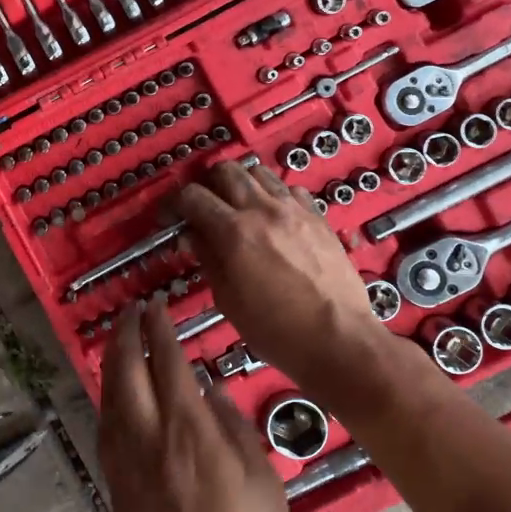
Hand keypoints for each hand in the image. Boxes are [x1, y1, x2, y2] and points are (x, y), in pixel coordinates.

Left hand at [98, 301, 296, 511]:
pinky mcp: (114, 488)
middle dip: (125, 331)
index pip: (165, 360)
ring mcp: (125, 464)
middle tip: (132, 309)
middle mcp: (147, 438)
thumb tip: (209, 388)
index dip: (158, 326)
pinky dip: (108, 398)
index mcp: (189, 431)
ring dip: (112, 361)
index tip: (157, 303)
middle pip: (125, 369)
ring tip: (121, 340)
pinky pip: (104, 428)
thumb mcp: (263, 480)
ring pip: (108, 395)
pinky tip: (115, 394)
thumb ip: (234, 425)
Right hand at [171, 162, 382, 407]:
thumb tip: (193, 235)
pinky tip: (274, 217)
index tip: (170, 217)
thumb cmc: (276, 330)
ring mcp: (294, 210)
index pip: (192, 196)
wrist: (340, 341)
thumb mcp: (228, 300)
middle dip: (208, 184)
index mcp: (233, 232)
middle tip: (205, 208)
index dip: (174, 203)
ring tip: (239, 207)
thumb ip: (208, 258)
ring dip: (242, 184)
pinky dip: (274, 195)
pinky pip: (289, 189)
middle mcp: (262, 210)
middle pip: (225, 170)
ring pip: (259, 172)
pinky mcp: (318, 217)